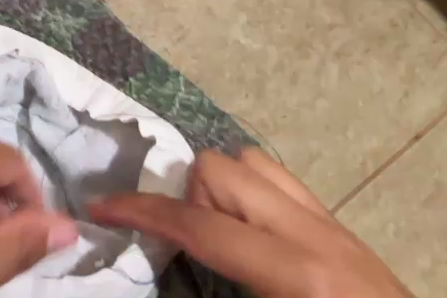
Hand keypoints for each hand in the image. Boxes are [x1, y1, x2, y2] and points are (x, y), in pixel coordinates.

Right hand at [90, 148, 411, 297]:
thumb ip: (215, 290)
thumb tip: (167, 251)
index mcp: (300, 274)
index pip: (198, 224)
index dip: (141, 212)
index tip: (100, 208)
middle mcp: (315, 234)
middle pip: (221, 169)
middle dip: (190, 198)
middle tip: (191, 247)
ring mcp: (335, 227)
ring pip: (252, 162)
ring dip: (223, 189)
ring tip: (221, 237)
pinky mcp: (346, 232)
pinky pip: (282, 183)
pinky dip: (252, 195)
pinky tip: (252, 236)